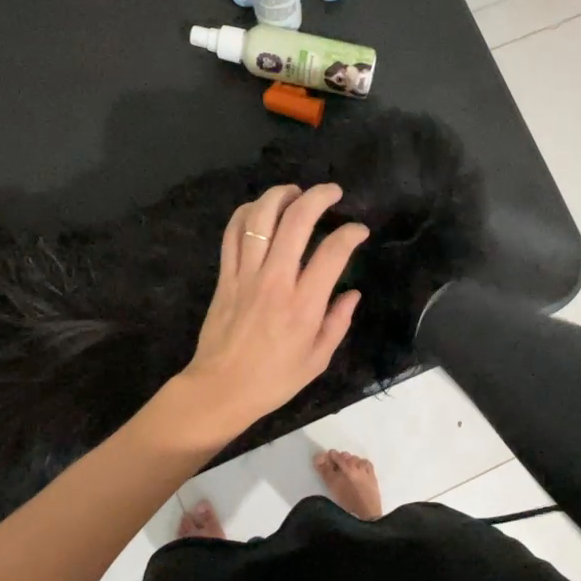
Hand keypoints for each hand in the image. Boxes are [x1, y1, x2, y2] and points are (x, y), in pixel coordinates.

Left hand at [176, 183, 368, 437]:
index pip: (332, 252)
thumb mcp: (317, 360)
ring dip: (280, 196)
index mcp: (304, 305)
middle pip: (296, 222)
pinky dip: (246, 214)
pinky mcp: (225, 277)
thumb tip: (352, 294)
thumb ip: (338, 323)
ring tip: (295, 191)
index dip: (350, 233)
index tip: (359, 231)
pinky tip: (259, 209)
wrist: (220, 389)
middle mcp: (275, 281)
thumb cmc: (274, 380)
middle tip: (332, 192)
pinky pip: (232, 234)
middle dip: (318, 198)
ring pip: (260, 219)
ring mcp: (246, 275)